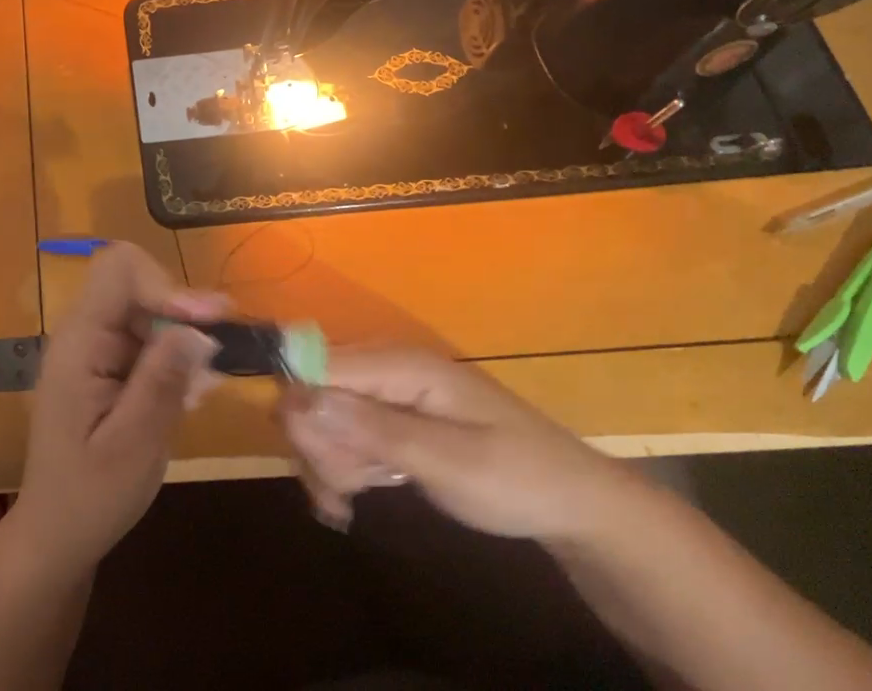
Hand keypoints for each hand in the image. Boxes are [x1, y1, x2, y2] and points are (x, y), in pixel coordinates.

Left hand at [9, 243, 227, 571]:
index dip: (168, 286)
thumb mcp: (135, 443)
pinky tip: (184, 400)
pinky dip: (173, 361)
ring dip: (181, 343)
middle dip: (182, 316)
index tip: (210, 326)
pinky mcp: (106, 367)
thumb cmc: (91, 495)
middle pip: (138, 285)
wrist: (58, 531)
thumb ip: (162, 380)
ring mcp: (93, 350)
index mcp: (78, 343)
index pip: (119, 270)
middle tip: (210, 367)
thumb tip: (199, 327)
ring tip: (196, 394)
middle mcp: (82, 334)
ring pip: (149, 313)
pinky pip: (147, 342)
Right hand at [279, 347, 649, 540]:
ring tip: (346, 504)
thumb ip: (373, 430)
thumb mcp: (449, 461)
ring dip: (323, 463)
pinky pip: (338, 434)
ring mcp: (386, 393)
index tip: (320, 464)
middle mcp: (386, 368)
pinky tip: (348, 498)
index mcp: (401, 364)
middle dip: (315, 446)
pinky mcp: (388, 418)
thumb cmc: (519, 480)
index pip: (316, 366)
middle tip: (343, 493)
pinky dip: (336, 467)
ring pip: (319, 418)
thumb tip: (296, 398)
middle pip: (311, 393)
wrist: (575, 507)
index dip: (301, 413)